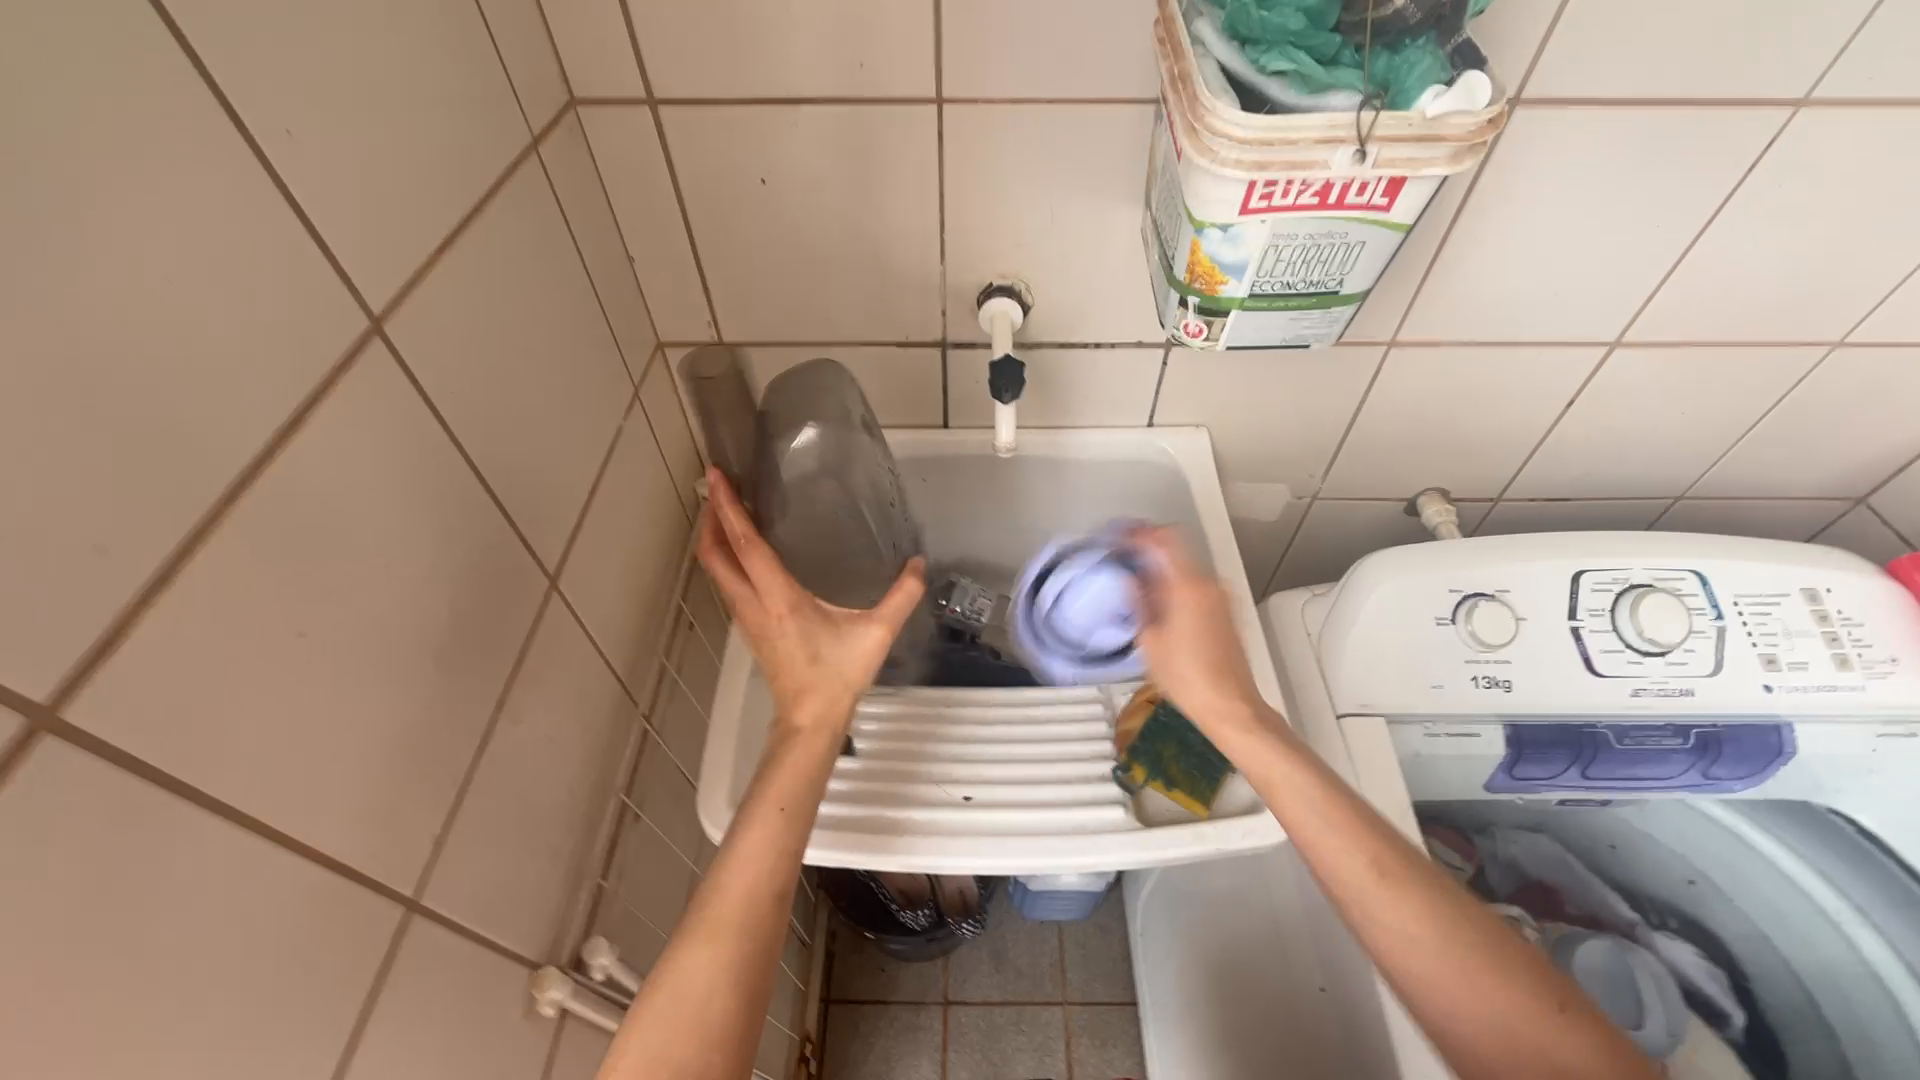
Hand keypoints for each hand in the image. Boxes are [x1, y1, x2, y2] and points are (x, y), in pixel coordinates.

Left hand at [696, 468, 926, 738]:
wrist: (810, 718)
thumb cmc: (838, 676)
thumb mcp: (877, 633)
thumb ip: (902, 595)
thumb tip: (919, 563)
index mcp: (779, 598)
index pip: (745, 545)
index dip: (729, 509)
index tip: (716, 477)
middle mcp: (754, 603)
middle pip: (715, 553)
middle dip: (711, 515)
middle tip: (716, 484)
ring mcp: (746, 617)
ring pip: (716, 569)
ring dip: (715, 536)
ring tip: (726, 509)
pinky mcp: (749, 627)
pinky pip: (726, 583)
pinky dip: (726, 557)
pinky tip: (742, 550)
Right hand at [1127, 526, 1273, 737]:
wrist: (1229, 704)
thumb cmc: (1185, 676)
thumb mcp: (1149, 639)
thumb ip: (1139, 601)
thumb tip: (1131, 579)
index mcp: (1187, 585)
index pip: (1164, 539)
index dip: (1140, 533)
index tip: (1120, 537)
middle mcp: (1209, 584)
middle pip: (1176, 552)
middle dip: (1148, 553)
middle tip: (1123, 563)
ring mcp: (1222, 597)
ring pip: (1186, 569)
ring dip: (1162, 571)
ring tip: (1138, 588)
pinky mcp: (1226, 611)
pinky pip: (1196, 586)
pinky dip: (1177, 586)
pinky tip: (1160, 606)